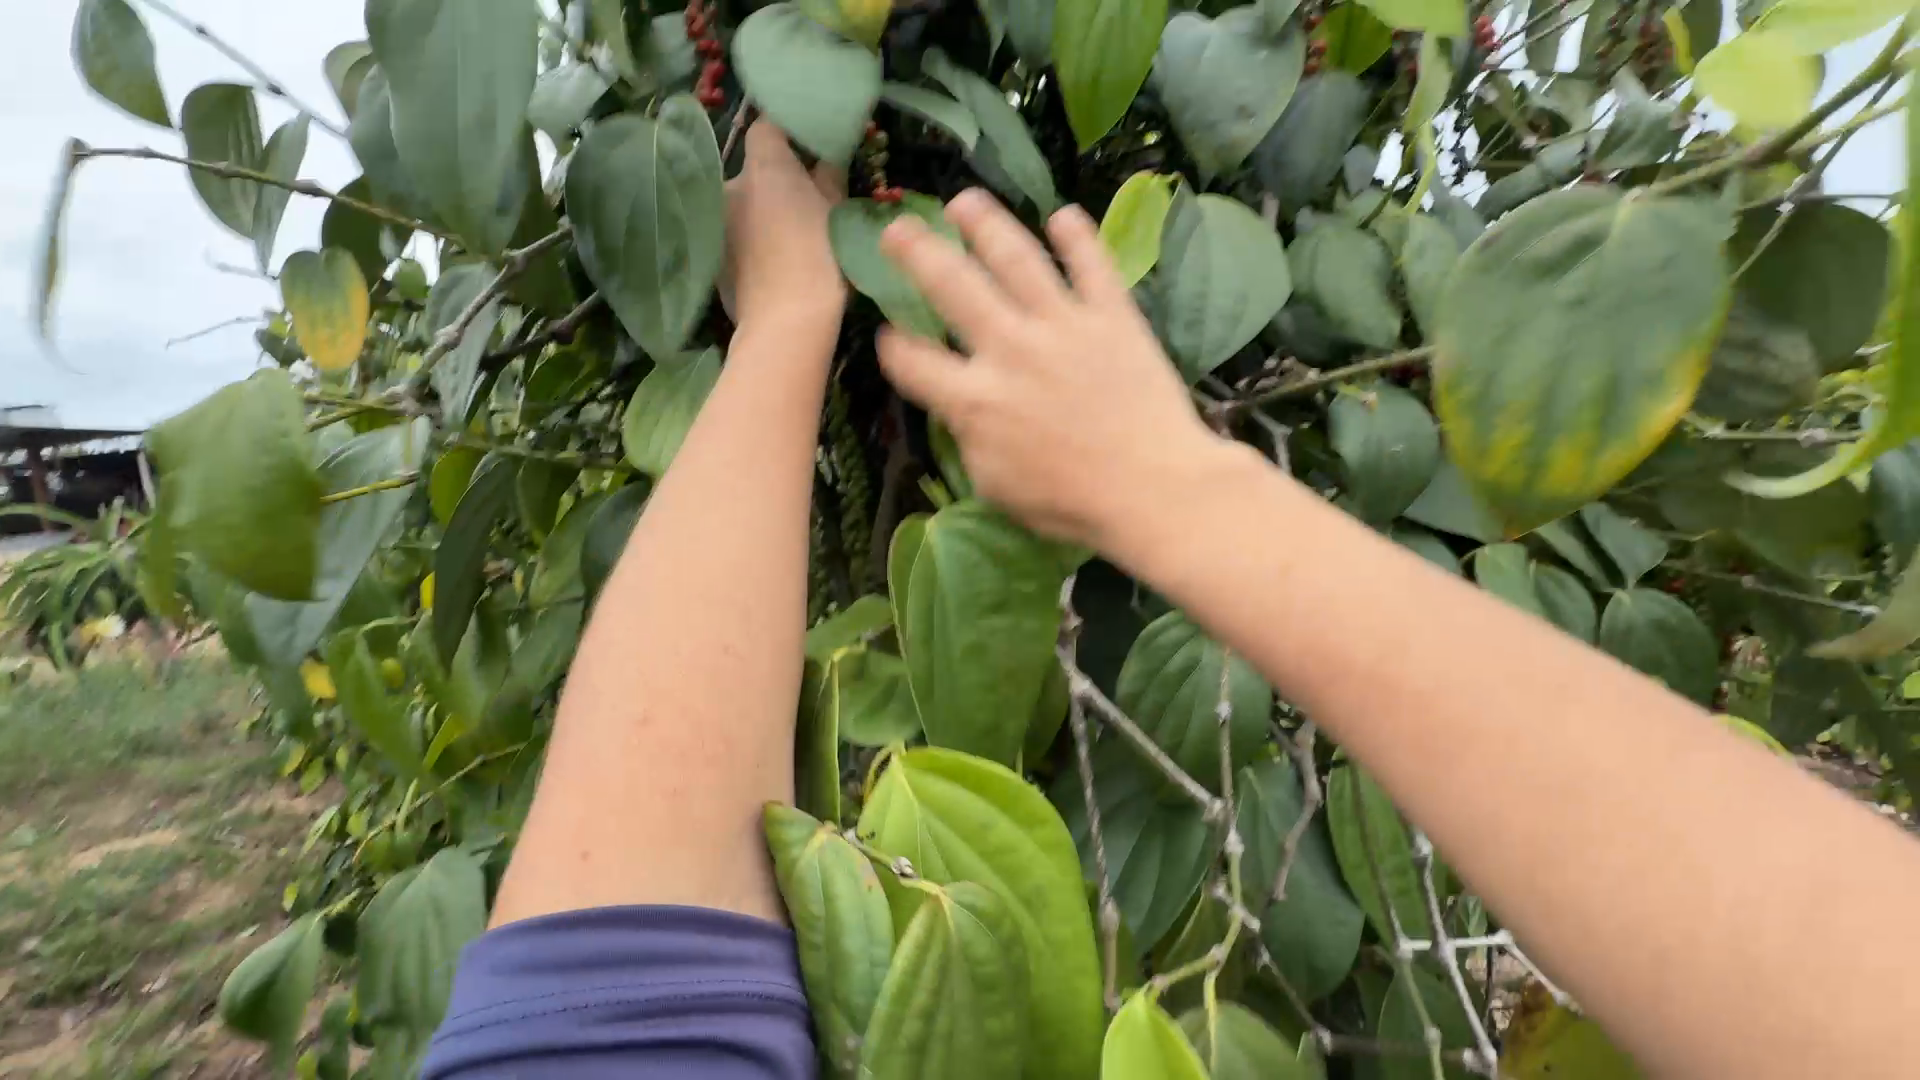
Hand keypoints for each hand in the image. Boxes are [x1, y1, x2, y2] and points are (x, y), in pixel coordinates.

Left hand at [721, 119, 846, 329]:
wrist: (786, 324)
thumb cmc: (821, 260)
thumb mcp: (838, 215)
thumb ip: (830, 179)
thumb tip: (827, 160)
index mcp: (764, 167)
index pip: (766, 129)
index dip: (786, 136)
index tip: (807, 152)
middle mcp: (730, 185)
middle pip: (753, 175)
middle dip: (773, 188)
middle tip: (803, 212)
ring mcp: (716, 224)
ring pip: (741, 211)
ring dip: (759, 220)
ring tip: (786, 249)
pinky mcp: (711, 260)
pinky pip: (734, 243)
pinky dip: (750, 250)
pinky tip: (771, 273)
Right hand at [876, 188, 1231, 548]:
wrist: (1152, 488)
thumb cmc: (1069, 502)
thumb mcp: (995, 484)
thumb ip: (969, 438)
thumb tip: (961, 409)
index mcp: (974, 400)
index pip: (914, 361)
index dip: (893, 347)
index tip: (888, 336)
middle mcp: (1010, 348)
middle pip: (952, 287)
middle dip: (916, 253)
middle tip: (897, 227)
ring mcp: (1062, 326)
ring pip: (1015, 260)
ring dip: (985, 225)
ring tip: (963, 202)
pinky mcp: (1112, 317)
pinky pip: (1091, 265)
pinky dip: (1076, 237)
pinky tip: (1061, 215)